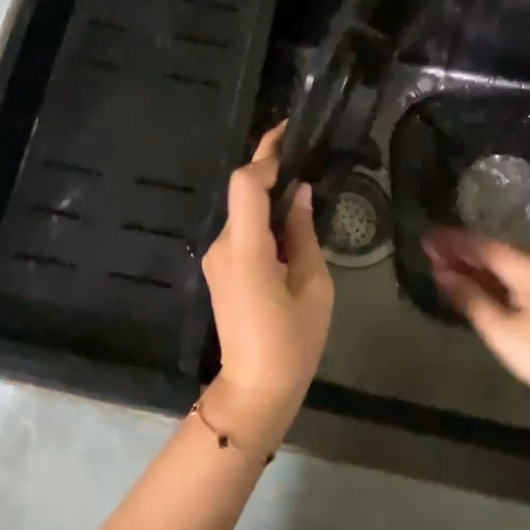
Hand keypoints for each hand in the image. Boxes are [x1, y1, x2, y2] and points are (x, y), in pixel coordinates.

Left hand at [201, 124, 333, 449]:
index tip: (290, 141)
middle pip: (242, 194)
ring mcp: (216, 259)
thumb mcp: (313, 285)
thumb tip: (300, 193)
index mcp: (245, 249)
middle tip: (304, 157)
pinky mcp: (219, 270)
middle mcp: (222, 246)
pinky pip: (241, 233)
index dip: (265, 158)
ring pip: (242, 213)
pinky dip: (262, 221)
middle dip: (270, 172)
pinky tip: (289, 227)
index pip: (245, 185)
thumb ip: (303, 233)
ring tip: (304, 193)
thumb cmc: (292, 342)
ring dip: (268, 199)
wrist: (255, 388)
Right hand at [425, 228, 529, 414]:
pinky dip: (492, 282)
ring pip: (505, 268)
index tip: (424, 238)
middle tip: (429, 253)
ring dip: (476, 269)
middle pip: (493, 253)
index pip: (481, 245)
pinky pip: (516, 280)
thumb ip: (470, 299)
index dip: (451, 242)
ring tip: (445, 270)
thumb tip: (443, 274)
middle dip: (461, 253)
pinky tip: (478, 290)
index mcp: (527, 267)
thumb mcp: (502, 331)